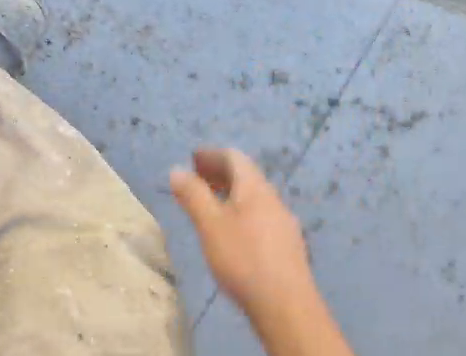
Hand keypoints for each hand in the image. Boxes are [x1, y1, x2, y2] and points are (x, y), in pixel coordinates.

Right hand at [170, 148, 317, 313]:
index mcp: (256, 190)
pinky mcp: (288, 250)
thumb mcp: (208, 223)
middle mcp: (275, 203)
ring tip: (209, 207)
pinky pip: (261, 219)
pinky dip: (241, 214)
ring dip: (230, 195)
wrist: (288, 310)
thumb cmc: (243, 259)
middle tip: (196, 181)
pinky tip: (231, 235)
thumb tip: (177, 170)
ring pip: (255, 200)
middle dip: (220, 174)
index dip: (212, 155)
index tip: (191, 161)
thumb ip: (192, 193)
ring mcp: (285, 228)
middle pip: (247, 177)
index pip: (235, 158)